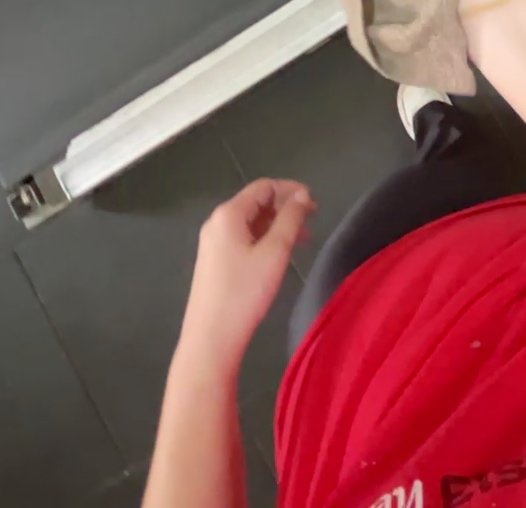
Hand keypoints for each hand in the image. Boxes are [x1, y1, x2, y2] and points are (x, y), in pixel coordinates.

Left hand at [178, 179, 315, 367]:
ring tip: (303, 238)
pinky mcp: (215, 261)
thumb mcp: (275, 252)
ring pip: (252, 221)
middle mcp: (217, 222)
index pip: (264, 186)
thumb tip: (302, 196)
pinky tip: (281, 254)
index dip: (291, 190)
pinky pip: (244, 238)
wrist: (211, 339)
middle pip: (257, 202)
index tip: (315, 204)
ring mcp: (213, 243)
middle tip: (313, 220)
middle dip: (286, 207)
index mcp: (229, 214)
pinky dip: (265, 238)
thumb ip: (291, 219)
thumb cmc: (245, 292)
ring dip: (278, 224)